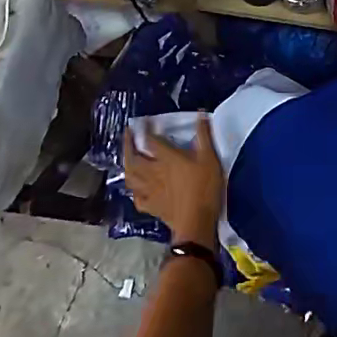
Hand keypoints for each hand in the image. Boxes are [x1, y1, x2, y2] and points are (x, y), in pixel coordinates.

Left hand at [124, 115, 224, 249]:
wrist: (196, 223)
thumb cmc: (204, 188)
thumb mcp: (209, 158)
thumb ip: (204, 135)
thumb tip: (200, 113)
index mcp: (166, 158)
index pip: (150, 139)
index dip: (145, 128)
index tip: (143, 121)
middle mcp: (153, 172)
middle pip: (133, 157)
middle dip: (128, 144)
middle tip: (127, 135)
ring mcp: (149, 190)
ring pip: (131, 176)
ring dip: (127, 165)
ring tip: (128, 157)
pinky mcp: (150, 206)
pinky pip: (137, 197)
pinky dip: (134, 190)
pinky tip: (136, 188)